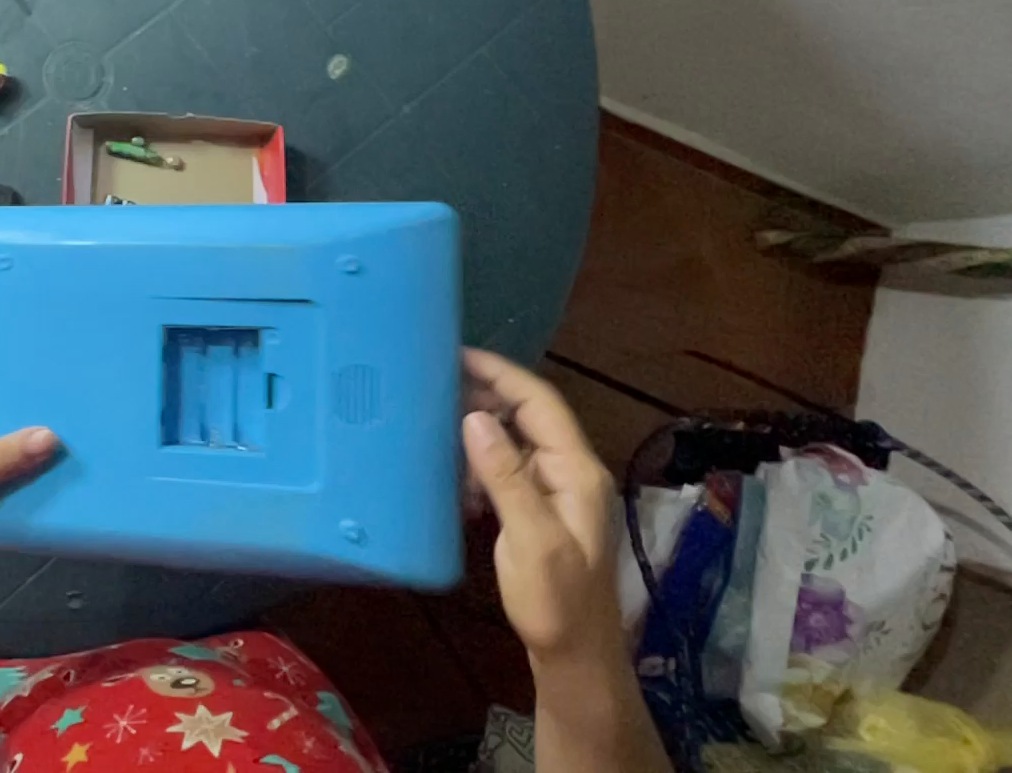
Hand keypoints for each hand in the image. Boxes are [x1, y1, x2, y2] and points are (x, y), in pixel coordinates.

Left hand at [0, 352, 57, 594]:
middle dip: (26, 394)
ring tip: (76, 414)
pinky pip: (12, 464)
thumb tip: (52, 435)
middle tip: (68, 380)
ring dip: (33, 431)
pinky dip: (32, 462)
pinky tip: (65, 455)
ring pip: (6, 433)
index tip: (37, 344)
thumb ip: (4, 455)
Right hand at [460, 349, 622, 668]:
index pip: (539, 402)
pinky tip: (455, 476)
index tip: (458, 354)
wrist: (575, 656)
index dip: (501, 373)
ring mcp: (556, 489)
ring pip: (515, 439)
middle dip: (485, 395)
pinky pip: (508, 467)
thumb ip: (506, 476)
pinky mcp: (540, 508)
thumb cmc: (556, 600)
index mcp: (576, 471)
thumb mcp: (530, 537)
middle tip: (436, 386)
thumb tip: (475, 417)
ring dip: (480, 430)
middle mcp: (569, 471)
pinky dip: (480, 462)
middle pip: (528, 415)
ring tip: (438, 426)